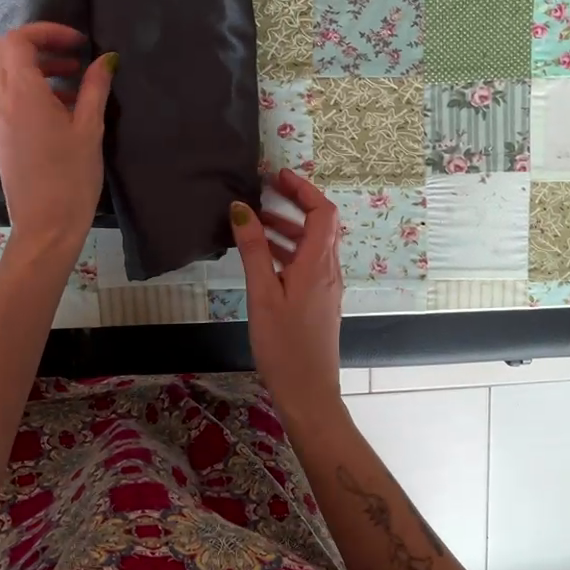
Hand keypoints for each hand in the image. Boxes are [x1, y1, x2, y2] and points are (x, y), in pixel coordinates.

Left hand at [0, 23, 114, 253]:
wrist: (46, 228)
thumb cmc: (71, 177)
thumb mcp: (90, 128)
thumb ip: (95, 88)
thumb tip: (105, 59)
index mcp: (22, 95)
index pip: (16, 41)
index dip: (45, 32)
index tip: (77, 42)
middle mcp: (3, 103)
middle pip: (6, 54)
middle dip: (39, 46)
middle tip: (73, 56)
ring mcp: (0, 122)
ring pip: (8, 77)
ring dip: (39, 69)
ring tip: (76, 83)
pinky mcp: (4, 139)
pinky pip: (12, 100)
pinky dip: (35, 92)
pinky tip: (65, 110)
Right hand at [229, 169, 345, 425]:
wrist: (308, 393)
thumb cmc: (284, 345)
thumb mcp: (263, 294)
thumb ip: (253, 250)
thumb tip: (241, 208)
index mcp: (318, 264)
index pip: (322, 212)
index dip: (303, 189)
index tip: (277, 176)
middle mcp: (328, 270)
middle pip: (321, 224)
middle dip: (295, 202)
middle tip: (265, 190)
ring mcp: (326, 287)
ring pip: (312, 244)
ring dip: (288, 227)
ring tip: (254, 222)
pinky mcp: (319, 301)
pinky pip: (308, 262)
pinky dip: (287, 249)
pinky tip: (262, 256)